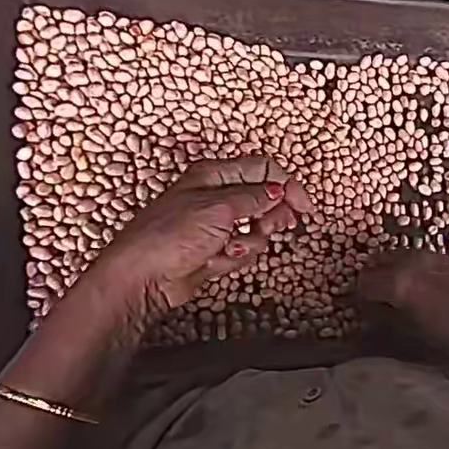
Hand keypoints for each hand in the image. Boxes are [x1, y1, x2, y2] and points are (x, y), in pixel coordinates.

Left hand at [75, 156, 313, 332]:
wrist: (144, 277)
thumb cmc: (169, 237)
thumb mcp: (219, 208)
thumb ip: (255, 197)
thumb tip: (278, 190)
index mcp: (215, 175)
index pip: (264, 171)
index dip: (288, 187)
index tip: (304, 208)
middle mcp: (217, 197)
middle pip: (265, 201)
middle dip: (269, 219)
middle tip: (266, 228)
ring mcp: (217, 225)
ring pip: (257, 230)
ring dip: (248, 243)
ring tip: (228, 247)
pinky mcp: (216, 250)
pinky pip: (244, 251)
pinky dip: (234, 258)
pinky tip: (214, 261)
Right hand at [356, 250, 448, 380]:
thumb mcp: (412, 334)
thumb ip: (385, 316)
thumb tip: (368, 308)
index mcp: (400, 282)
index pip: (363, 282)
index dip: (358, 296)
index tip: (356, 307)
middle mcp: (415, 262)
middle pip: (378, 262)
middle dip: (371, 279)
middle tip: (368, 299)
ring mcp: (434, 258)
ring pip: (398, 256)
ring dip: (389, 271)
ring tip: (389, 295)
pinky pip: (418, 259)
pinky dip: (409, 270)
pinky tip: (413, 290)